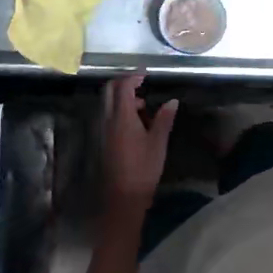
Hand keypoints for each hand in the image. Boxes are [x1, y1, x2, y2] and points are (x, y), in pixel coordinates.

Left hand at [100, 73, 177, 225]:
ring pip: (106, 103)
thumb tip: (172, 101)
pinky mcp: (100, 140)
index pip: (123, 87)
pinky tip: (134, 122)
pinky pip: (106, 115)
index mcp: (121, 117)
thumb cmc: (143, 169)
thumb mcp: (158, 143)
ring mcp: (100, 130)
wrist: (121, 197)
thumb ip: (163, 119)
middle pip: (109, 90)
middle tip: (141, 85)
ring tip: (143, 106)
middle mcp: (106, 119)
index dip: (134, 77)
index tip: (146, 75)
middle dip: (124, 83)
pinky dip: (118, 110)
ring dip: (121, 98)